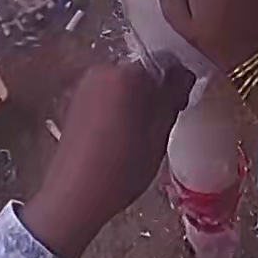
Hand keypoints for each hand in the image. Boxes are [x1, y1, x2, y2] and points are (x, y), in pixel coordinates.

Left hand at [22, 58, 192, 257]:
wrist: (75, 194)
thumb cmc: (123, 166)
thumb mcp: (158, 134)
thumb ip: (172, 97)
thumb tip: (183, 75)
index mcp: (125, 73)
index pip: (162, 63)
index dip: (176, 83)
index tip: (180, 105)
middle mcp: (101, 70)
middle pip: (139, 72)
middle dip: (154, 91)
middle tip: (162, 123)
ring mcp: (84, 84)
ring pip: (122, 84)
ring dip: (135, 100)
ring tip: (140, 134)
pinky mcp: (74, 100)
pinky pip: (105, 95)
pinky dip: (117, 107)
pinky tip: (119, 136)